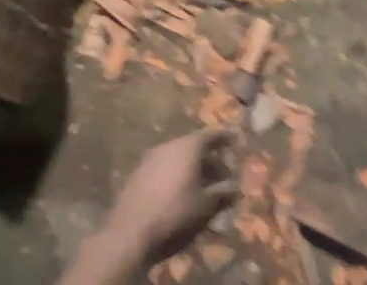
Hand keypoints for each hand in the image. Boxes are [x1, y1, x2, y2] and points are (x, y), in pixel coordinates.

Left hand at [101, 130, 236, 261]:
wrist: (130, 230)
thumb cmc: (174, 212)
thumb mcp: (204, 205)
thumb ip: (222, 194)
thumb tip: (236, 189)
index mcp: (187, 147)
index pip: (210, 135)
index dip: (224, 137)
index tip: (234, 140)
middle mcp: (168, 146)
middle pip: (194, 147)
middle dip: (210, 160)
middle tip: (224, 175)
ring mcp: (150, 159)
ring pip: (178, 159)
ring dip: (193, 170)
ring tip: (204, 187)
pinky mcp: (138, 175)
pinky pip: (164, 169)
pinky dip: (177, 176)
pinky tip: (181, 194)